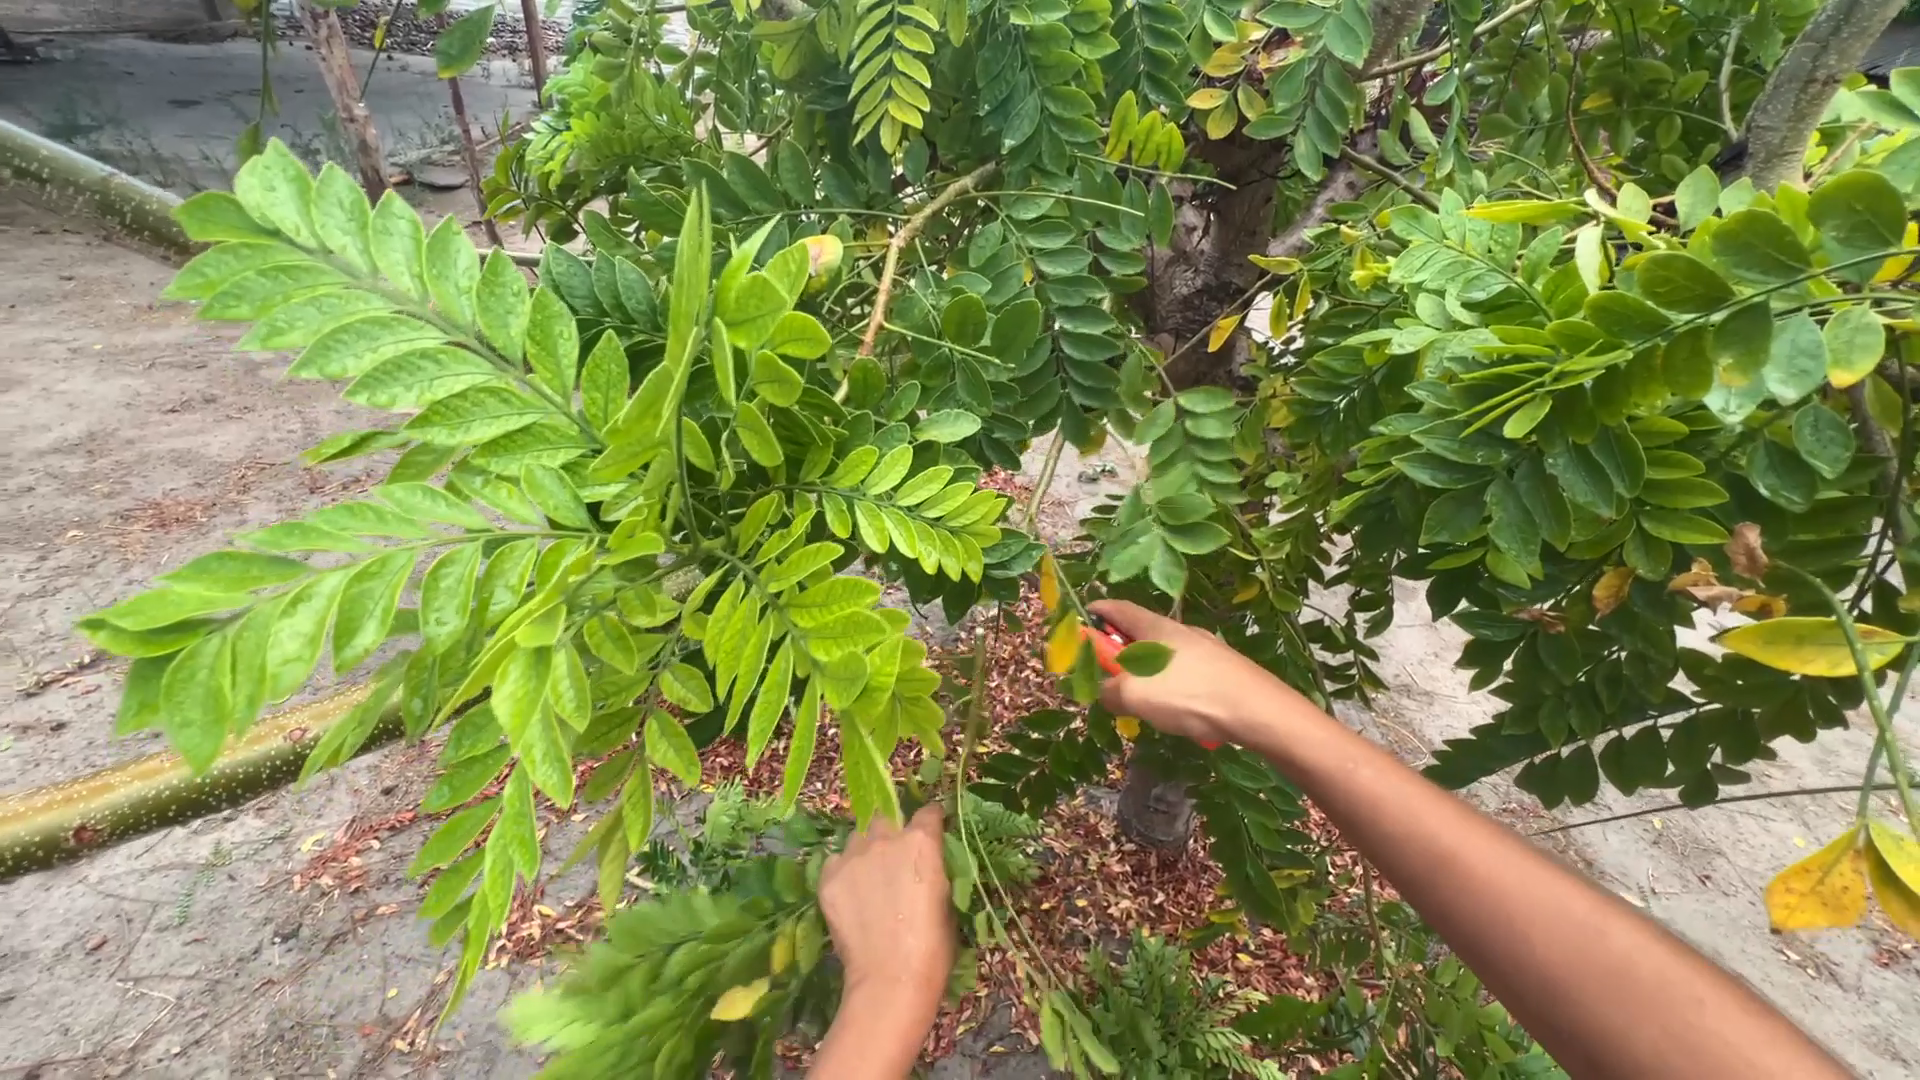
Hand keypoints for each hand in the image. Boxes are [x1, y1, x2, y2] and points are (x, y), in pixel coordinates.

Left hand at [819, 804, 953, 1010]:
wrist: (891, 979)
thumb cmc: (933, 946)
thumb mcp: (947, 899)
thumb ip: (933, 869)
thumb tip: (926, 865)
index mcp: (921, 841)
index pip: (928, 812)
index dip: (931, 821)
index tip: (931, 830)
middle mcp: (885, 838)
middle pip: (885, 816)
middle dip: (890, 828)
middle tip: (893, 855)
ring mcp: (853, 856)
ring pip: (857, 837)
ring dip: (865, 849)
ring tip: (868, 876)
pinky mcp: (828, 877)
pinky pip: (834, 861)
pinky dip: (842, 871)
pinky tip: (849, 894)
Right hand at [1089, 599, 1300, 746]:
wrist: (1259, 711)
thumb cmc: (1189, 693)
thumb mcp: (1134, 695)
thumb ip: (1109, 691)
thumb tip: (1105, 691)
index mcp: (1155, 627)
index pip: (1117, 608)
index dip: (1096, 612)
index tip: (1080, 621)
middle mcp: (1180, 631)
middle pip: (1140, 633)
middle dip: (1119, 649)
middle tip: (1106, 673)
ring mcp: (1205, 649)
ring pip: (1163, 655)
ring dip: (1145, 671)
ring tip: (1141, 700)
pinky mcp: (1222, 670)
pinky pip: (1184, 672)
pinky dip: (1169, 685)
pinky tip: (1175, 710)